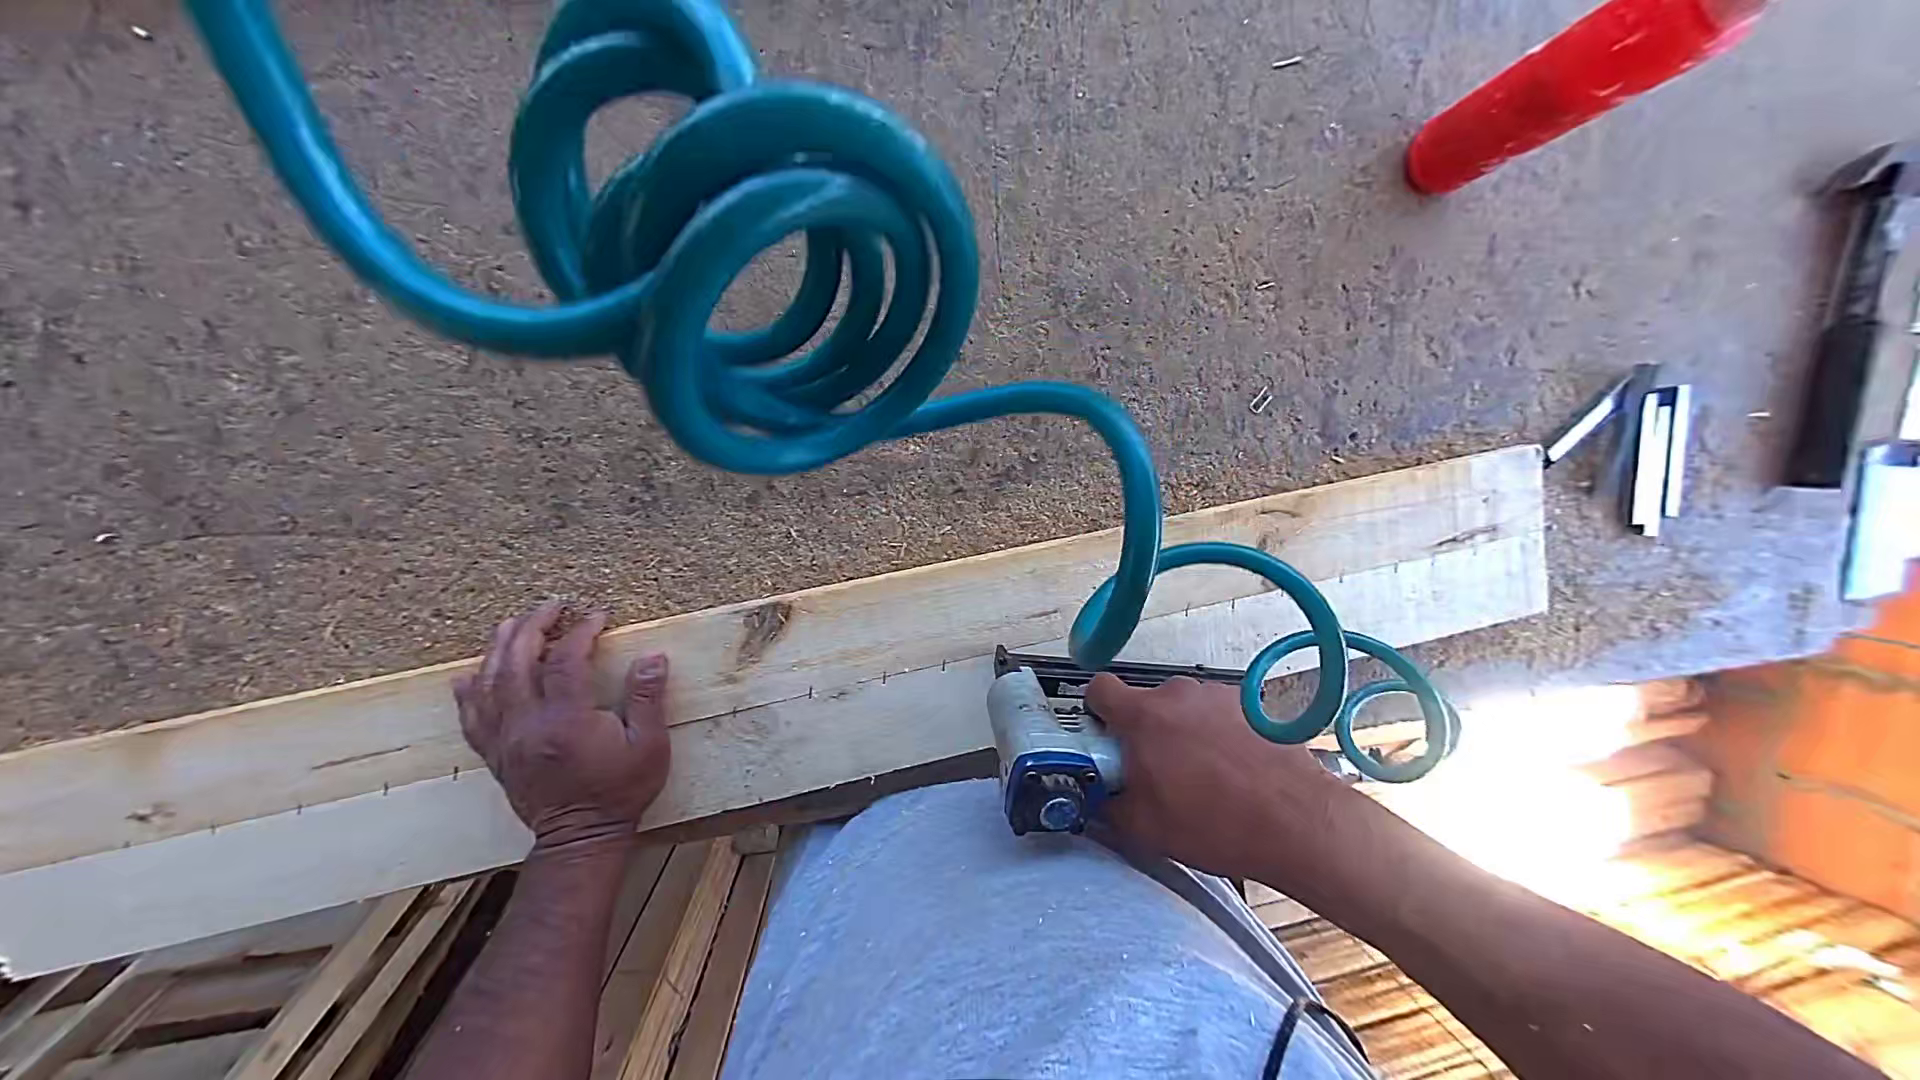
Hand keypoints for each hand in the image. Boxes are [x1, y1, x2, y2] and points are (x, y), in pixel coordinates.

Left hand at [453, 601, 671, 856]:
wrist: (581, 838)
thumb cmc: (622, 791)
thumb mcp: (650, 745)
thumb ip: (649, 699)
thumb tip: (653, 657)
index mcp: (568, 721)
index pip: (566, 661)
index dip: (581, 631)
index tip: (597, 616)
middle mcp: (528, 726)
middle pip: (517, 664)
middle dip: (533, 628)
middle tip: (552, 607)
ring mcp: (506, 741)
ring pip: (489, 685)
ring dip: (499, 649)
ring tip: (512, 624)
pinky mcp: (497, 755)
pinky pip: (472, 719)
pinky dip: (469, 692)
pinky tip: (469, 675)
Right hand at [1088, 674, 1352, 881]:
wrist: (1298, 823)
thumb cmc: (1225, 822)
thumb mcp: (1145, 826)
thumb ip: (1109, 805)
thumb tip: (1102, 799)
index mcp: (1144, 716)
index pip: (1099, 689)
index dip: (1096, 711)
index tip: (1105, 734)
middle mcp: (1178, 695)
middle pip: (1144, 700)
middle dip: (1144, 730)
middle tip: (1155, 769)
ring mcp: (1216, 696)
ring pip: (1182, 707)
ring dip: (1182, 731)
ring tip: (1200, 775)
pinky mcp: (1247, 704)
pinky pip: (1216, 712)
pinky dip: (1216, 733)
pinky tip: (1230, 770)